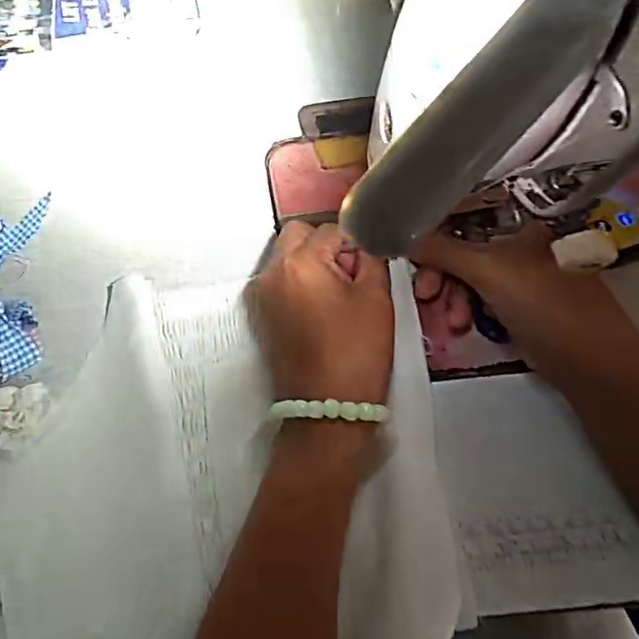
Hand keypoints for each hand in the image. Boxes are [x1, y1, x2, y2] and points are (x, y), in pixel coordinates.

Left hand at [248, 222, 393, 404]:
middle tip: (352, 275)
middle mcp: (271, 272)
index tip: (370, 266)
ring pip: (287, 256)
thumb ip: (371, 258)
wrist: (326, 410)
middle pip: (300, 235)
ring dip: (311, 262)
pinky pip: (280, 281)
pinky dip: (298, 282)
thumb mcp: (376, 299)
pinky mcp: (261, 314)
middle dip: (327, 245)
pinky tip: (322, 309)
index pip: (332, 229)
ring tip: (338, 295)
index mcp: (299, 263)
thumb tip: (363, 244)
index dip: (357, 243)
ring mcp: (262, 294)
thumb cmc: (356, 354)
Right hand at [410, 223, 638, 370]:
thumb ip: (443, 251)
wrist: (592, 362)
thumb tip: (406, 239)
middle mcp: (522, 251)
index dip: (436, 248)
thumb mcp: (489, 271)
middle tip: (427, 301)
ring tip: (456, 325)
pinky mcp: (523, 312)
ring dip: (454, 302)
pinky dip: (469, 314)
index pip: (465, 227)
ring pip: (471, 283)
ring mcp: (524, 283)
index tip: (419, 276)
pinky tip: (466, 328)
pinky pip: (483, 305)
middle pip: (464, 257)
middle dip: (443, 280)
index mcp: (520, 231)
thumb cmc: (544, 305)